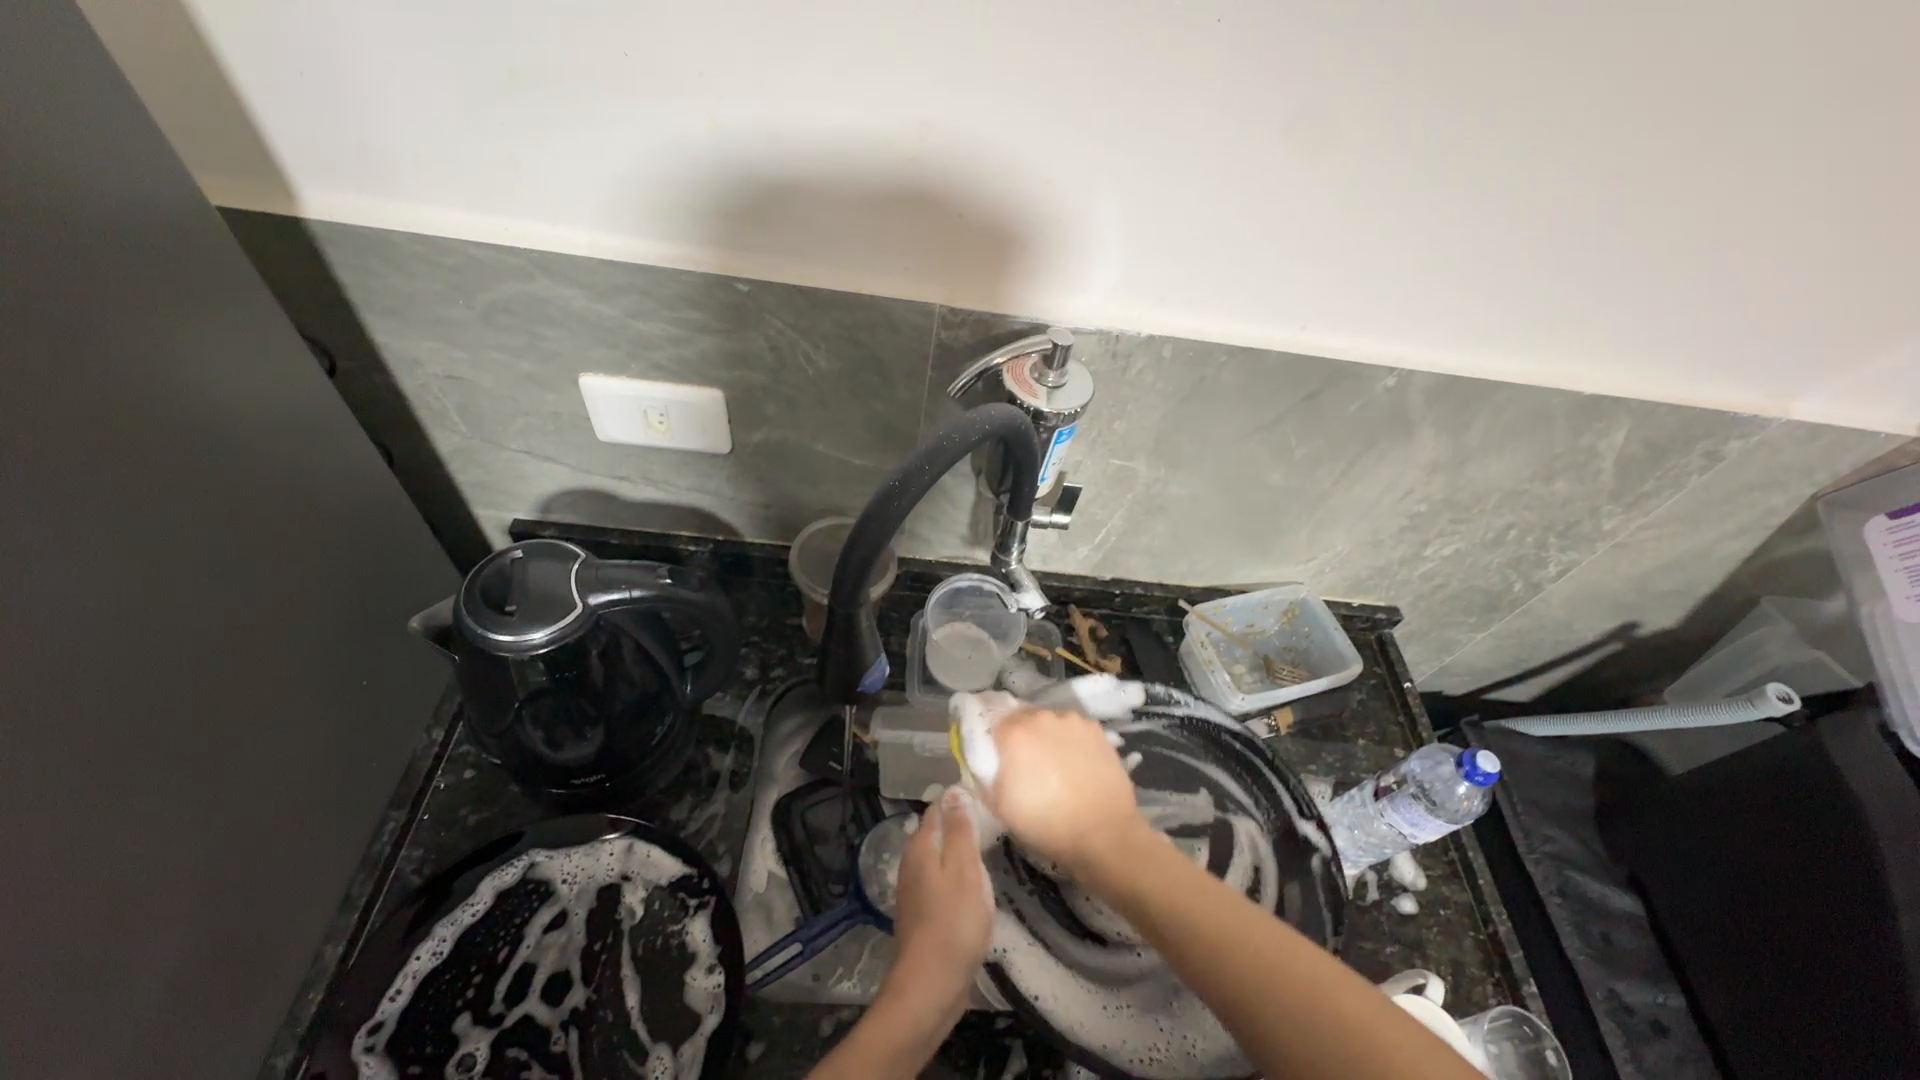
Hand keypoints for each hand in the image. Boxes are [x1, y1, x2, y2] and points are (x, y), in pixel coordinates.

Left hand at [883, 787, 994, 1021]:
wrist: (931, 984)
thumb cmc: (954, 922)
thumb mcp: (964, 868)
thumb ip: (960, 829)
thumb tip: (953, 789)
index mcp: (920, 849)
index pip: (936, 810)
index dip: (956, 799)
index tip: (982, 794)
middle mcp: (911, 866)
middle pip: (933, 834)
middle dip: (956, 824)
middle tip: (988, 820)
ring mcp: (913, 893)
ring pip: (935, 860)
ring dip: (955, 852)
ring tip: (984, 849)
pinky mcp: (922, 917)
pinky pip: (939, 884)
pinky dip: (954, 877)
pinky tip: (971, 886)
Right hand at [986, 707, 1144, 877]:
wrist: (1102, 832)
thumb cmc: (1045, 822)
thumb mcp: (999, 806)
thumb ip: (985, 777)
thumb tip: (985, 765)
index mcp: (1013, 733)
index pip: (992, 722)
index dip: (994, 741)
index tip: (998, 757)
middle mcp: (1041, 717)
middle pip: (1022, 718)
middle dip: (1020, 736)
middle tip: (1026, 764)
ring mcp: (1072, 721)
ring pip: (1050, 722)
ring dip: (1047, 737)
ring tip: (1055, 765)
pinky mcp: (1096, 729)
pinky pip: (1074, 730)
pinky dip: (1071, 741)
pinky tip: (1077, 765)